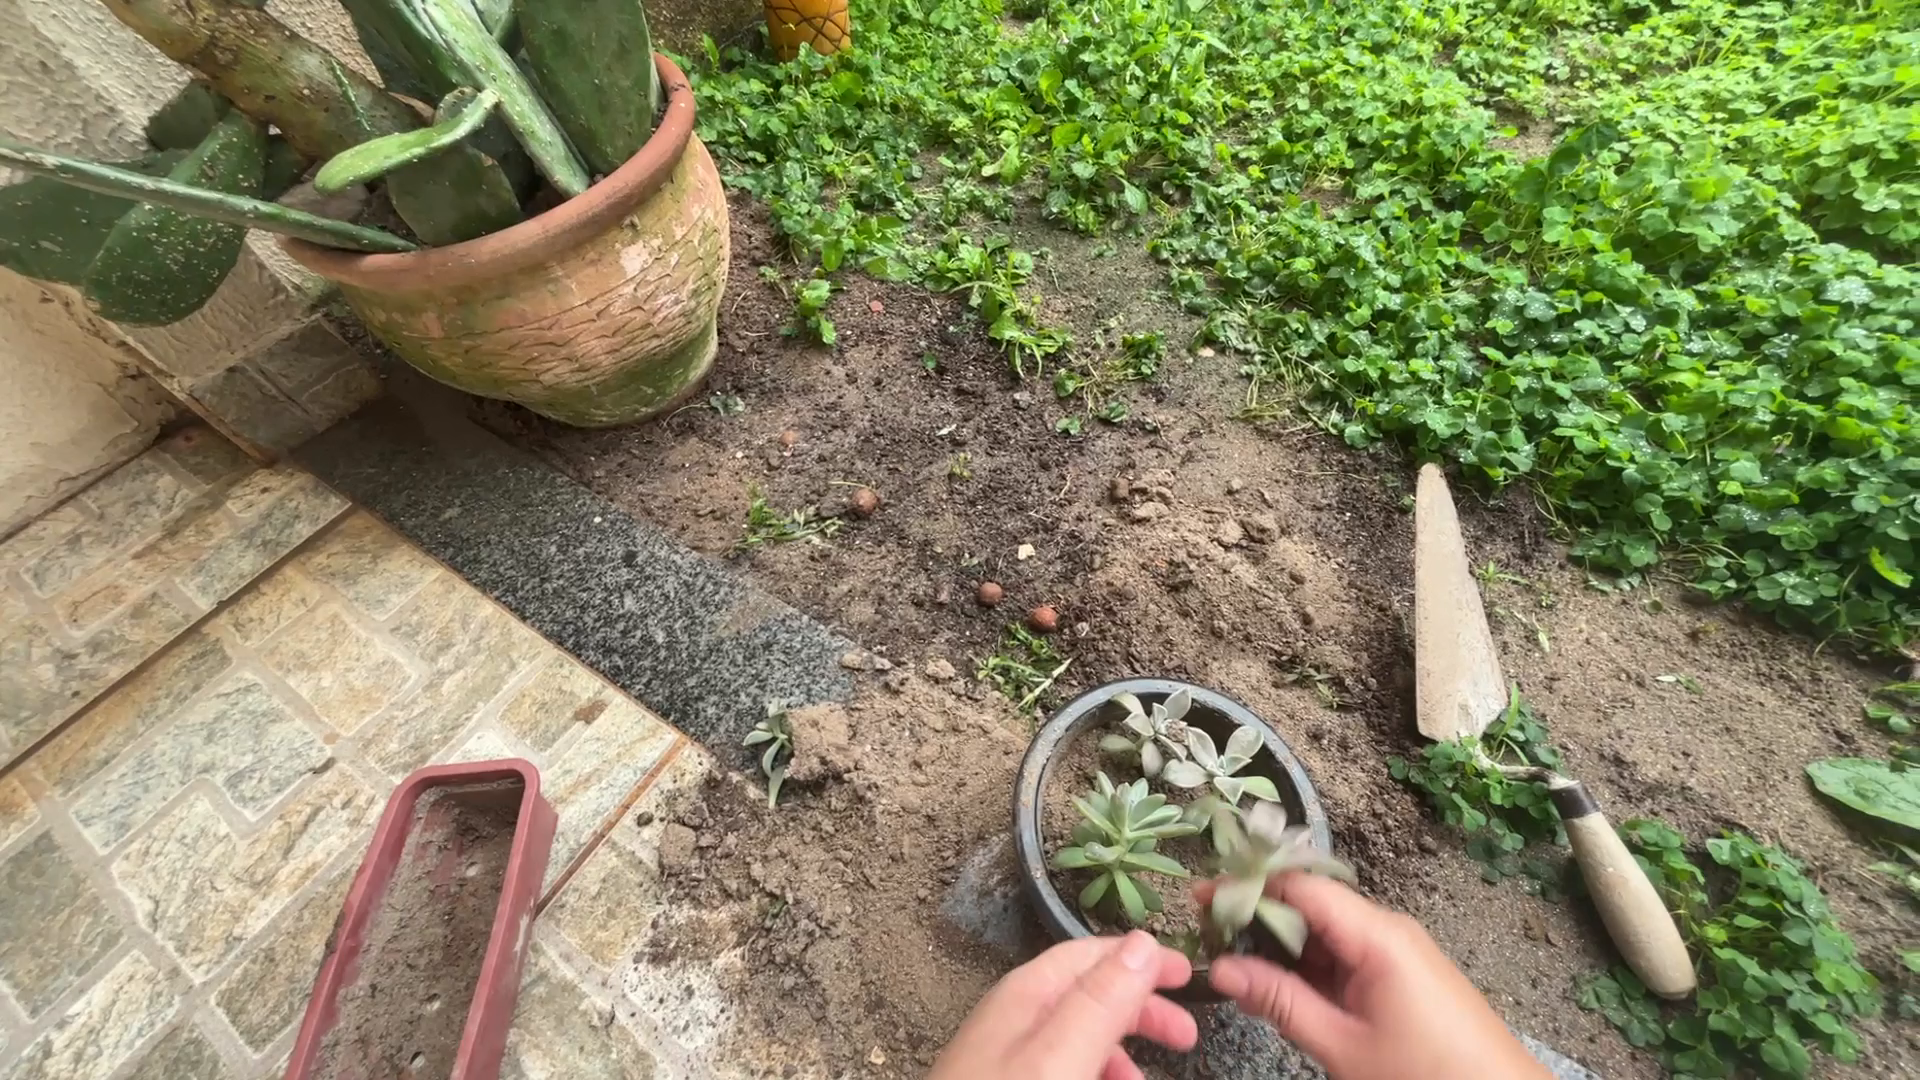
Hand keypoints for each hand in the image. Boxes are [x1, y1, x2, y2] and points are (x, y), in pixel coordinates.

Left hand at [930, 931, 1199, 1079]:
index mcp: (1026, 994)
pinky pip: (1061, 1069)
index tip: (1188, 973)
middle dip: (1139, 1006)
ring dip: (1119, 1050)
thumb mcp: (1059, 1058)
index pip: (1090, 955)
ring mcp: (1007, 1057)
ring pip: (1076, 1036)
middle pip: (1087, 993)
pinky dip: (1094, 1074)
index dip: (1139, 958)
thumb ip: (1099, 1001)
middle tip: (1187, 1033)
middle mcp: (1015, 1017)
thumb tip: (1141, 942)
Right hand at [1196, 873, 1549, 1079]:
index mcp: (1376, 933)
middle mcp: (1386, 927)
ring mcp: (1397, 950)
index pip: (1297, 886)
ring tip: (1239, 967)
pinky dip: (1310, 964)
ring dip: (1281, 945)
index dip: (1246, 887)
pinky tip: (1283, 987)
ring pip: (1323, 929)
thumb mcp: (1345, 1048)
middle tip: (1213, 939)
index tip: (1200, 901)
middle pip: (1307, 903)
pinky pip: (1344, 952)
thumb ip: (1279, 1001)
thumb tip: (1218, 967)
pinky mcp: (1403, 974)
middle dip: (1258, 917)